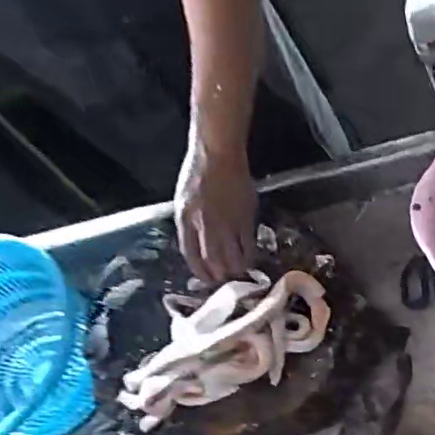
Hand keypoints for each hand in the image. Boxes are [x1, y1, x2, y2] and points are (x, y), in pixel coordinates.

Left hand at [174, 140, 257, 283]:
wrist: (218, 155)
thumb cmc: (199, 173)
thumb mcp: (184, 200)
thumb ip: (190, 224)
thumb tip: (201, 244)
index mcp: (186, 220)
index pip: (191, 256)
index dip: (200, 271)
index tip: (206, 278)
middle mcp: (205, 226)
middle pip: (213, 262)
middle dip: (219, 276)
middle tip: (225, 280)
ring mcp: (226, 225)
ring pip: (232, 259)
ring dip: (236, 270)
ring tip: (239, 273)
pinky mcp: (245, 221)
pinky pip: (248, 247)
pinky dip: (250, 257)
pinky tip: (251, 259)